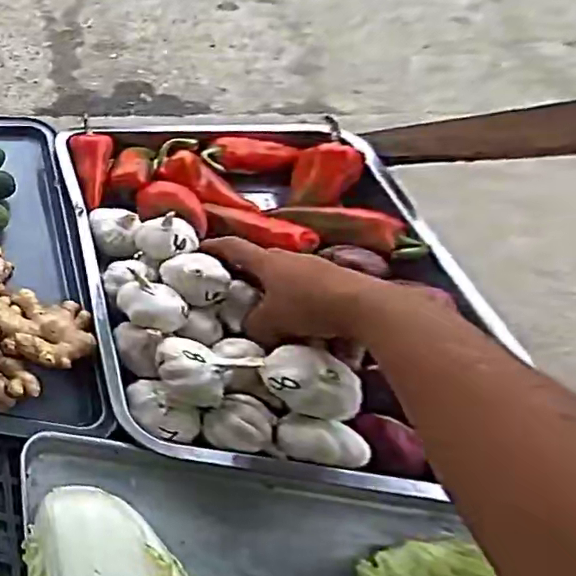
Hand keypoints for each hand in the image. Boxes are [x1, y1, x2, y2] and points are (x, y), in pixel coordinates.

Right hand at [201, 237, 389, 344]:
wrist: (375, 309)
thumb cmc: (311, 307)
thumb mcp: (271, 322)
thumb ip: (254, 324)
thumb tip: (253, 329)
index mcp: (267, 262)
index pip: (233, 247)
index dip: (215, 246)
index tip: (200, 248)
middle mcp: (292, 259)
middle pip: (264, 262)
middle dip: (251, 274)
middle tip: (239, 288)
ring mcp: (321, 267)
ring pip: (292, 277)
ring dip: (283, 291)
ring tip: (280, 313)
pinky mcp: (345, 281)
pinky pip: (316, 290)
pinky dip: (309, 303)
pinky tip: (314, 324)